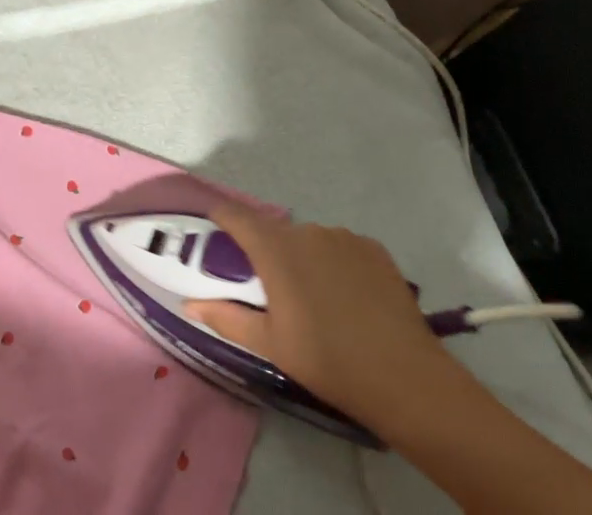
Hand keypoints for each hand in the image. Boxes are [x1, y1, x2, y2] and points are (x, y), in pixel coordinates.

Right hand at [184, 205, 448, 427]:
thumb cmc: (325, 359)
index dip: (221, 216)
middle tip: (265, 289)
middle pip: (275, 232)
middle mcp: (309, 232)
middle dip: (264, 252)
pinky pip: (341, 248)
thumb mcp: (269, 344)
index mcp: (277, 251)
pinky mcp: (374, 249)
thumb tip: (189, 304)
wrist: (402, 374)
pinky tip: (344, 297)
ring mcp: (345, 238)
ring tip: (311, 299)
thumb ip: (226, 317)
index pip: (238, 216)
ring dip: (302, 259)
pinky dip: (333, 264)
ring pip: (310, 240)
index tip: (211, 227)